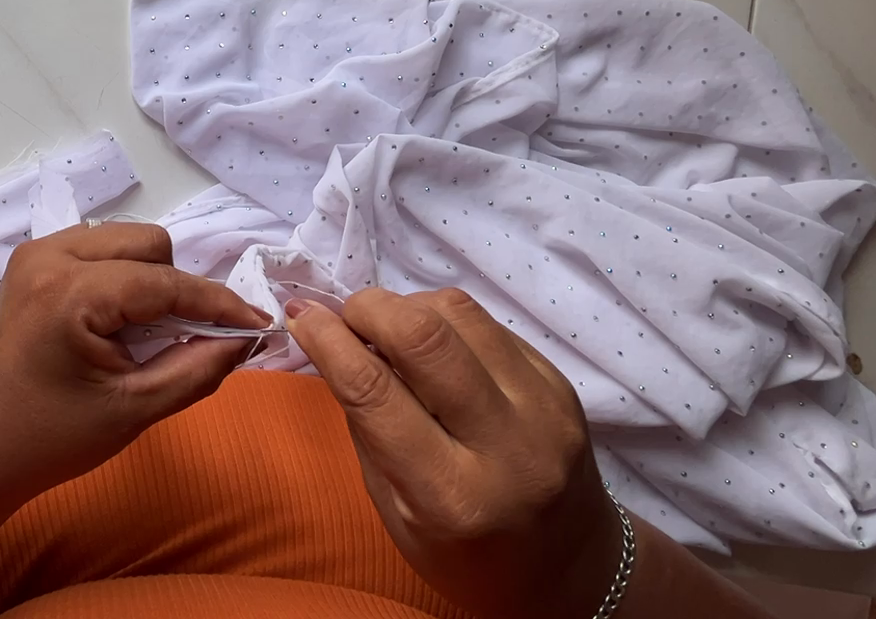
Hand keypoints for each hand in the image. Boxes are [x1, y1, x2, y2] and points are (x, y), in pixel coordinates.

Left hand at [0, 222, 265, 500]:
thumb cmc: (52, 436)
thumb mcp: (134, 410)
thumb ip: (196, 369)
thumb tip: (246, 338)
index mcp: (67, 293)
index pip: (162, 283)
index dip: (216, 303)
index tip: (258, 323)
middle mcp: (50, 255)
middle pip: (148, 243)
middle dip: (177, 289)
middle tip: (181, 339)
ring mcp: (38, 250)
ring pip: (127, 239)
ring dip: (151, 278)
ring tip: (144, 331)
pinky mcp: (36, 256)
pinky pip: (103, 246)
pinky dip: (124, 275)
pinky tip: (117, 317)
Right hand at [287, 288, 623, 618]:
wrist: (575, 569)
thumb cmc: (462, 550)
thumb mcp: (393, 505)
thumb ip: (364, 419)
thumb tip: (325, 333)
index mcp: (452, 497)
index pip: (374, 391)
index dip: (327, 339)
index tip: (300, 315)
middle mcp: (508, 448)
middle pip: (422, 336)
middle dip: (366, 309)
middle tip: (344, 318)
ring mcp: (545, 408)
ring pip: (454, 311)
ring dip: (404, 305)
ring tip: (389, 332)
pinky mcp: (559, 380)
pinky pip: (483, 320)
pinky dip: (440, 316)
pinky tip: (432, 345)